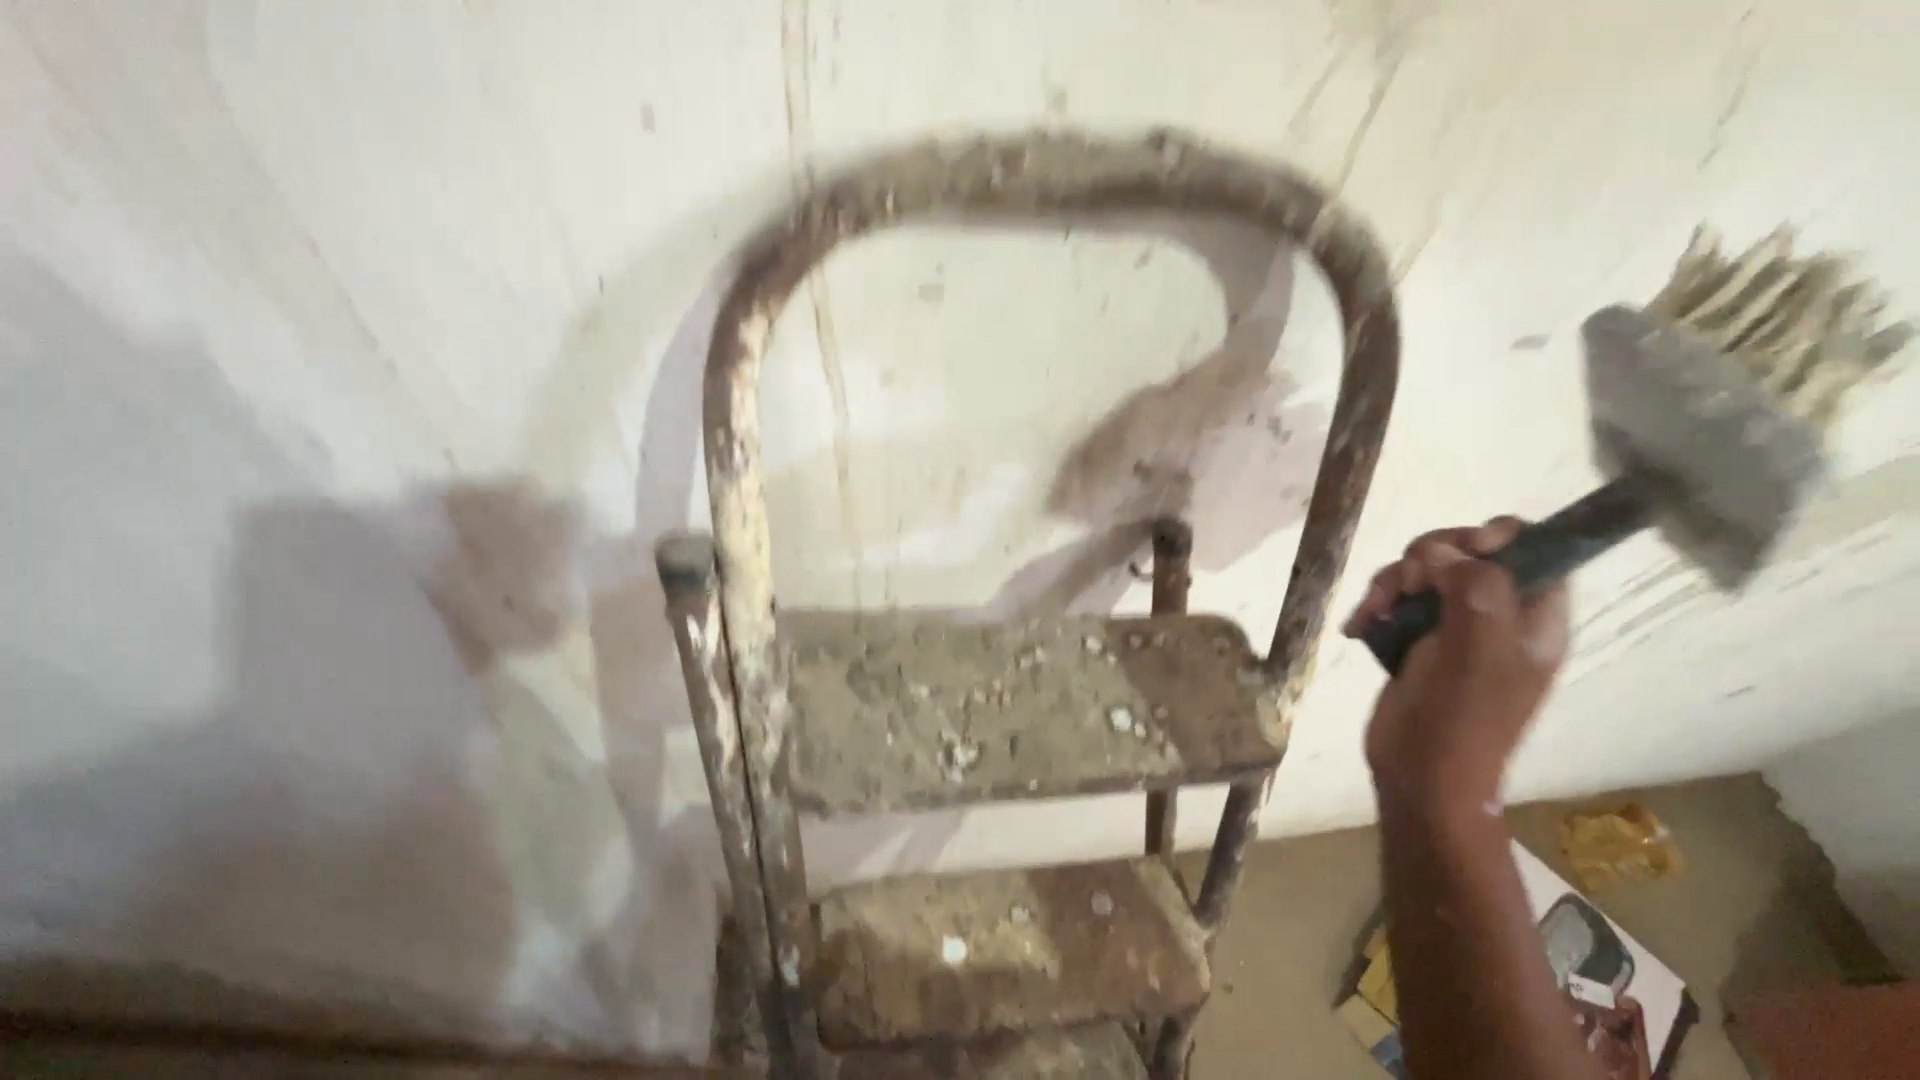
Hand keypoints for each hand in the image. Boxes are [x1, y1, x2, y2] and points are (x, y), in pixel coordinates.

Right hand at [1343, 518, 1570, 811]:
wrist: (1421, 775)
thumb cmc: (1462, 716)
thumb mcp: (1481, 647)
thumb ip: (1474, 585)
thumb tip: (1438, 553)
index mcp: (1535, 616)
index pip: (1533, 548)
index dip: (1497, 536)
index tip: (1463, 549)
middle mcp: (1498, 615)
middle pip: (1466, 551)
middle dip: (1429, 558)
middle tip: (1409, 585)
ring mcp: (1454, 627)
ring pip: (1422, 572)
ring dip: (1391, 583)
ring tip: (1374, 611)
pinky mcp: (1415, 641)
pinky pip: (1394, 600)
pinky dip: (1374, 605)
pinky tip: (1358, 627)